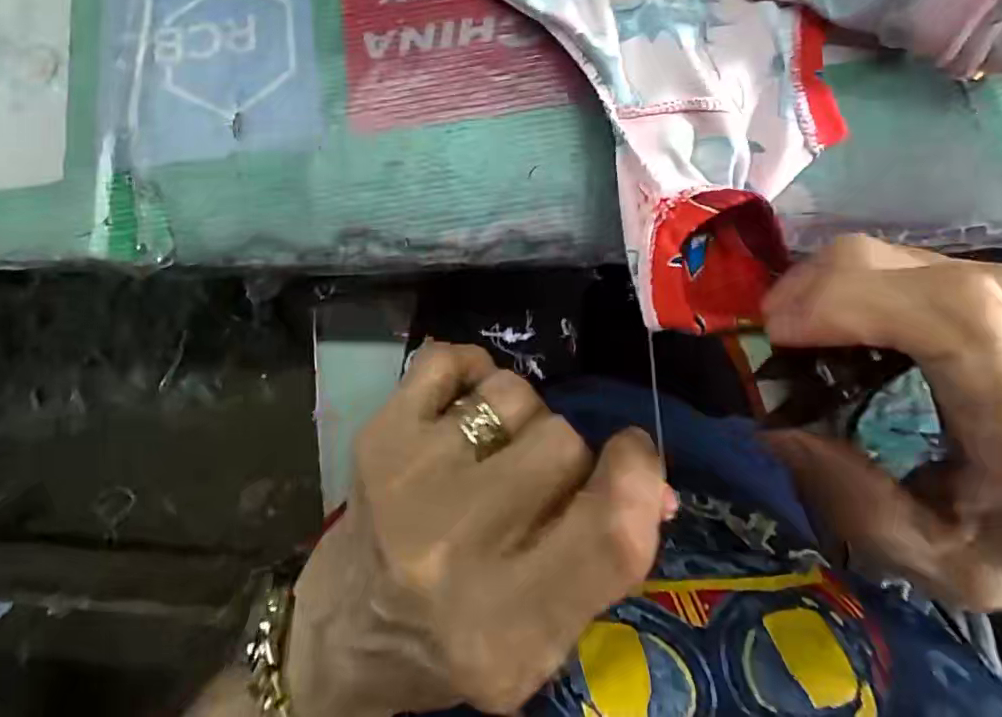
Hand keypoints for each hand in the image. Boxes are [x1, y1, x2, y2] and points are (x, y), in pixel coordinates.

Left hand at [284, 343, 671, 715]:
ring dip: (521, 415)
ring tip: (497, 448)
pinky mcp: (377, 433)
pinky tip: (464, 410)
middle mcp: (454, 546)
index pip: (609, 530)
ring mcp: (409, 478)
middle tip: (540, 478)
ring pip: (513, 394)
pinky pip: (449, 359)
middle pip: (563, 443)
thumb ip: (601, 560)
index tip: (634, 457)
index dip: (641, 477)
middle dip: (569, 455)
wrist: (349, 628)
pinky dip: (471, 373)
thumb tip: (652, 479)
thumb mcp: (542, 641)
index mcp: (507, 623)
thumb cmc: (455, 639)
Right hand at [759, 236, 1001, 714]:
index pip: (957, 321)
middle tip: (768, 334)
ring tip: (794, 330)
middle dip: (818, 286)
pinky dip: (851, 279)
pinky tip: (835, 318)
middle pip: (915, 271)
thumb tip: (771, 424)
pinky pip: (905, 260)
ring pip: (900, 254)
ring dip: (827, 280)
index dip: (853, 305)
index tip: (779, 333)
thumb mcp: (943, 568)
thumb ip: (852, 500)